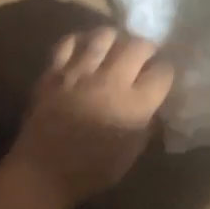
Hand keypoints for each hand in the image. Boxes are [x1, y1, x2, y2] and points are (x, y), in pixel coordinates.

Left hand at [5, 26, 173, 207]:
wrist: (43, 172)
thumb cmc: (91, 171)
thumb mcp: (130, 155)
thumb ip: (144, 126)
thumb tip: (151, 108)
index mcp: (135, 104)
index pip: (163, 72)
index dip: (166, 71)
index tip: (162, 76)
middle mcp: (111, 80)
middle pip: (137, 44)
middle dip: (146, 47)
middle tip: (143, 56)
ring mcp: (79, 72)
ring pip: (104, 36)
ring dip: (115, 38)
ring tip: (115, 47)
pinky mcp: (54, 72)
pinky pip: (69, 43)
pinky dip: (80, 41)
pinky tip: (84, 49)